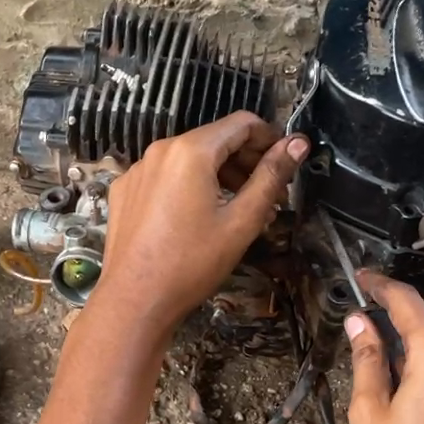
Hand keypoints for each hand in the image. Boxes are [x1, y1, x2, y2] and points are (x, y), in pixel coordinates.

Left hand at [91, 113, 307, 333]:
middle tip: (269, 195)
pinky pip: (165, 177)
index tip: (284, 165)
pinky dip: (188, 188)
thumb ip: (271, 177)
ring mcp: (138, 170)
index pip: (242, 123)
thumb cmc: (191, 263)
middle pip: (214, 140)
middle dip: (246, 162)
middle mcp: (160, 150)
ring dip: (220, 177)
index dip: (269, 139)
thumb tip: (298, 144)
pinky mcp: (125, 191)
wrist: (135, 300)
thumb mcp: (241, 221)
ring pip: (190, 159)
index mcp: (191, 151)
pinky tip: (198, 220)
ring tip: (239, 211)